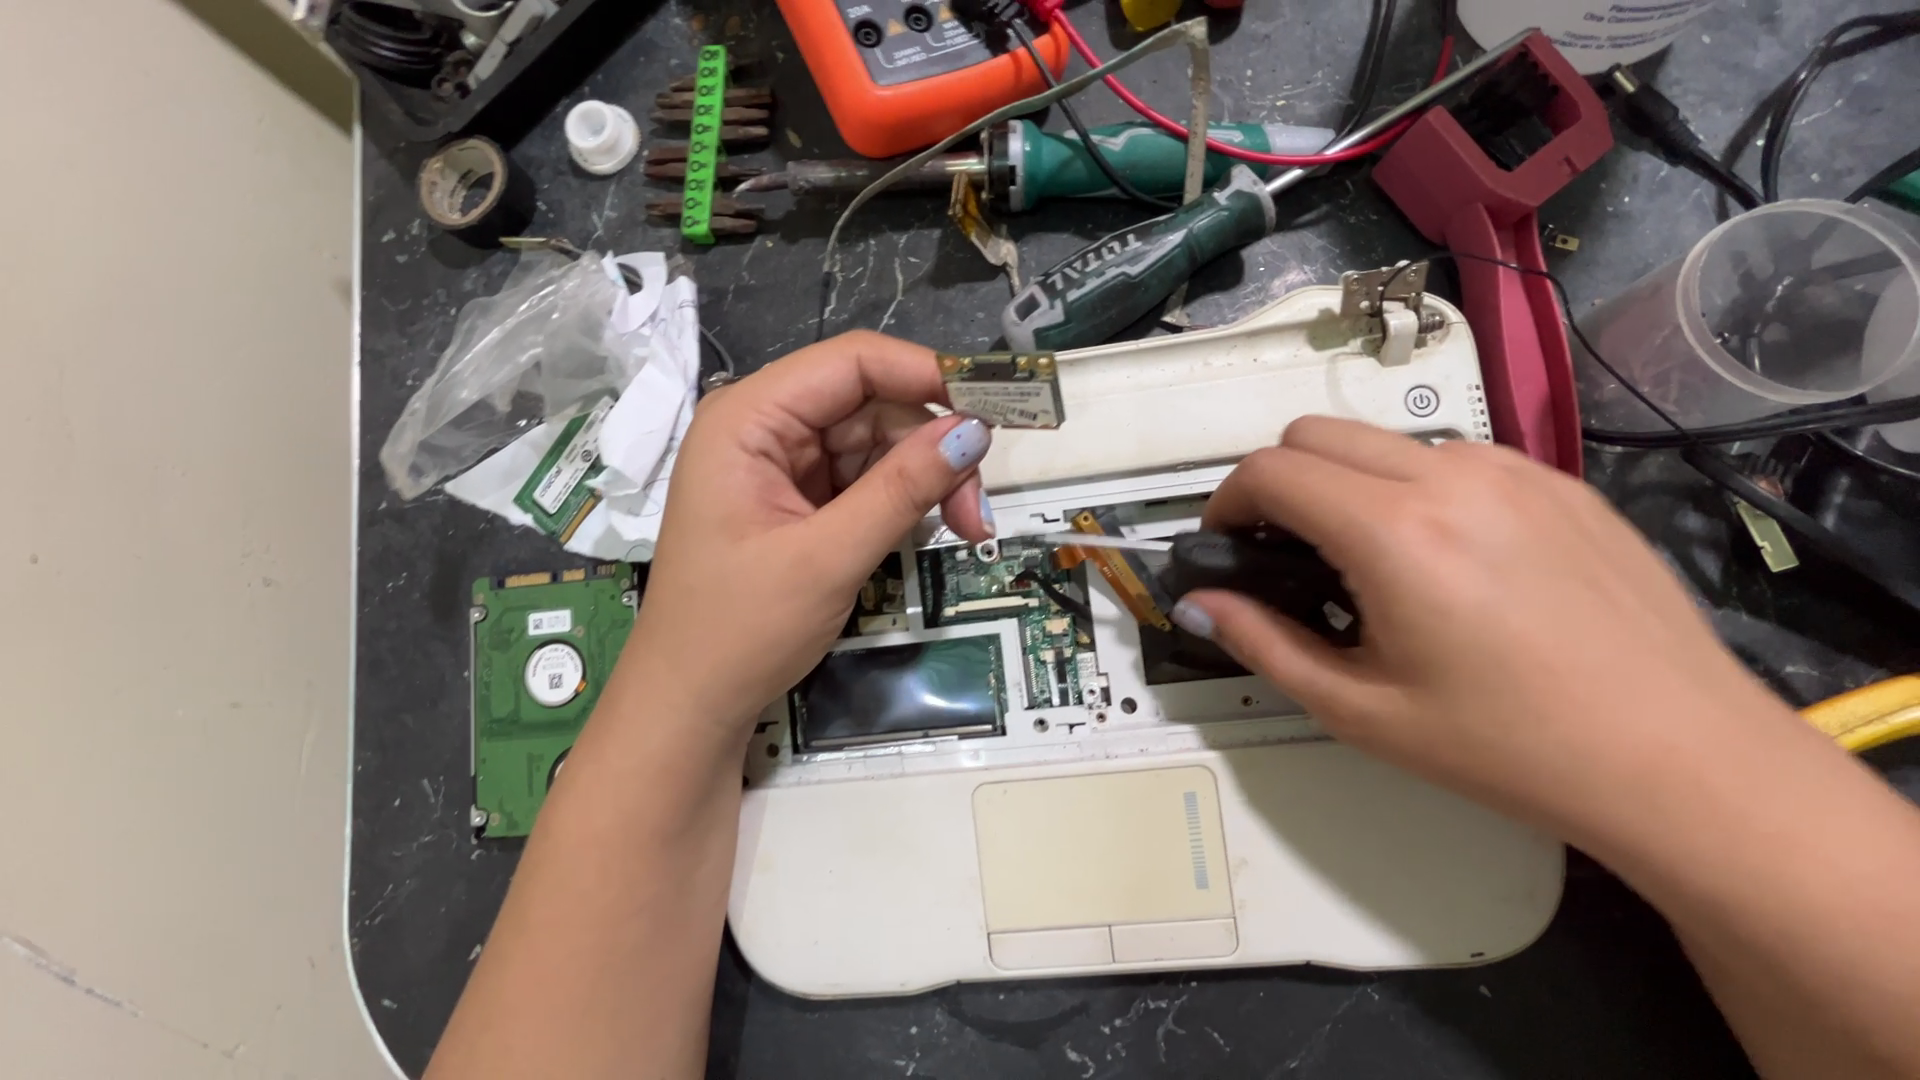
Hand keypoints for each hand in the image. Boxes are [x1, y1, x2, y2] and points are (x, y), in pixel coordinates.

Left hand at [618, 332, 993, 730]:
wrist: (692, 702)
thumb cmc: (740, 629)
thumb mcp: (828, 557)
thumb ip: (902, 489)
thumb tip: (974, 431)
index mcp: (750, 418)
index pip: (851, 361)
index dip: (925, 373)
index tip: (992, 406)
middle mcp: (766, 427)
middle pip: (872, 404)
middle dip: (932, 447)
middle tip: (979, 508)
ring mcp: (783, 465)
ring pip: (878, 443)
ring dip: (927, 479)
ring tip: (966, 529)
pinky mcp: (800, 499)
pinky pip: (866, 479)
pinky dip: (904, 500)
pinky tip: (931, 527)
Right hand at [1170, 417, 1783, 835]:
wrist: (1681, 761)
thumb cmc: (1509, 747)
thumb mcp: (1359, 709)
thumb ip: (1262, 643)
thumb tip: (1199, 604)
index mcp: (1396, 535)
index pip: (1270, 470)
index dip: (1227, 503)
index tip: (1228, 546)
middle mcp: (1453, 480)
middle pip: (1315, 432)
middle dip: (1276, 482)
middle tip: (1282, 551)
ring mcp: (1515, 473)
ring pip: (1383, 441)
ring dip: (1346, 482)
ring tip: (1366, 562)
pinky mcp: (1560, 484)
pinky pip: (1454, 457)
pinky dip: (1413, 488)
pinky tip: (1442, 558)